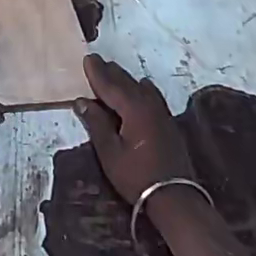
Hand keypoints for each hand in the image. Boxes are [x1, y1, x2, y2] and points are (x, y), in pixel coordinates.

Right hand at [72, 54, 195, 201]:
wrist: (173, 197)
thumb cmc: (135, 176)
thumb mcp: (109, 152)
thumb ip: (96, 124)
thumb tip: (83, 102)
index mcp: (134, 111)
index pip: (111, 87)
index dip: (98, 74)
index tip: (88, 59)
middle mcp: (150, 108)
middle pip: (128, 84)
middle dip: (112, 73)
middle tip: (98, 61)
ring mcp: (162, 116)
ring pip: (142, 90)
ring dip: (127, 80)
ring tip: (114, 72)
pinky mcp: (168, 126)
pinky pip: (152, 98)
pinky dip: (141, 90)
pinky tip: (141, 89)